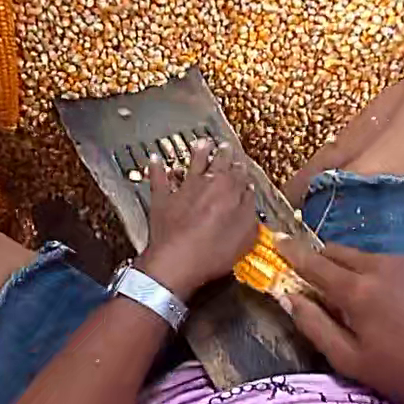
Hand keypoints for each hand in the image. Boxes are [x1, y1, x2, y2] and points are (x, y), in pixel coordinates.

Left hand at [135, 139, 258, 295]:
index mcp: (229, 190)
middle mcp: (207, 182)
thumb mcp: (244, 236)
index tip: (244, 167)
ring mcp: (183, 188)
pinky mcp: (162, 198)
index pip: (241, 173)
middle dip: (224, 154)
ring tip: (201, 143)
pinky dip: (156, 168)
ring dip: (197, 152)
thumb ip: (248, 211)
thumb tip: (248, 194)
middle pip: (218, 162)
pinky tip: (154, 158)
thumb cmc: (213, 252)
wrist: (176, 261)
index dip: (243, 170)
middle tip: (226, 147)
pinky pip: (158, 178)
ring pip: (192, 164)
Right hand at [282, 241, 403, 403]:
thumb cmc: (400, 371)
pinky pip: (385, 261)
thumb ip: (312, 324)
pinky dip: (373, 272)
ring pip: (360, 255)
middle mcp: (378, 266)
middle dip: (319, 261)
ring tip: (352, 298)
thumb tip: (286, 295)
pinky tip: (383, 300)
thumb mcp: (347, 358)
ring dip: (347, 268)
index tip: (276, 240)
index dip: (291, 252)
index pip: (313, 262)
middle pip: (335, 251)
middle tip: (311, 280)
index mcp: (356, 290)